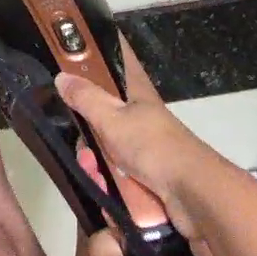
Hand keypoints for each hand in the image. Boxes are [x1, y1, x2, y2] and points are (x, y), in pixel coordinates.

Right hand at [55, 60, 234, 237]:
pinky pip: (116, 174)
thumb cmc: (154, 147)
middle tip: (84, 150)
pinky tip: (106, 191)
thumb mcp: (112, 118)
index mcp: (136, 93)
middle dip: (87, 136)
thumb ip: (85, 97)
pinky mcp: (146, 175)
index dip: (98, 59)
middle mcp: (139, 117)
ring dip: (96, 165)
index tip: (74, 62)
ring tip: (97, 177)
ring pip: (105, 149)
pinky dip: (108, 183)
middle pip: (101, 115)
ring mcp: (143, 148)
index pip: (118, 61)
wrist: (195, 197)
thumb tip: (61, 76)